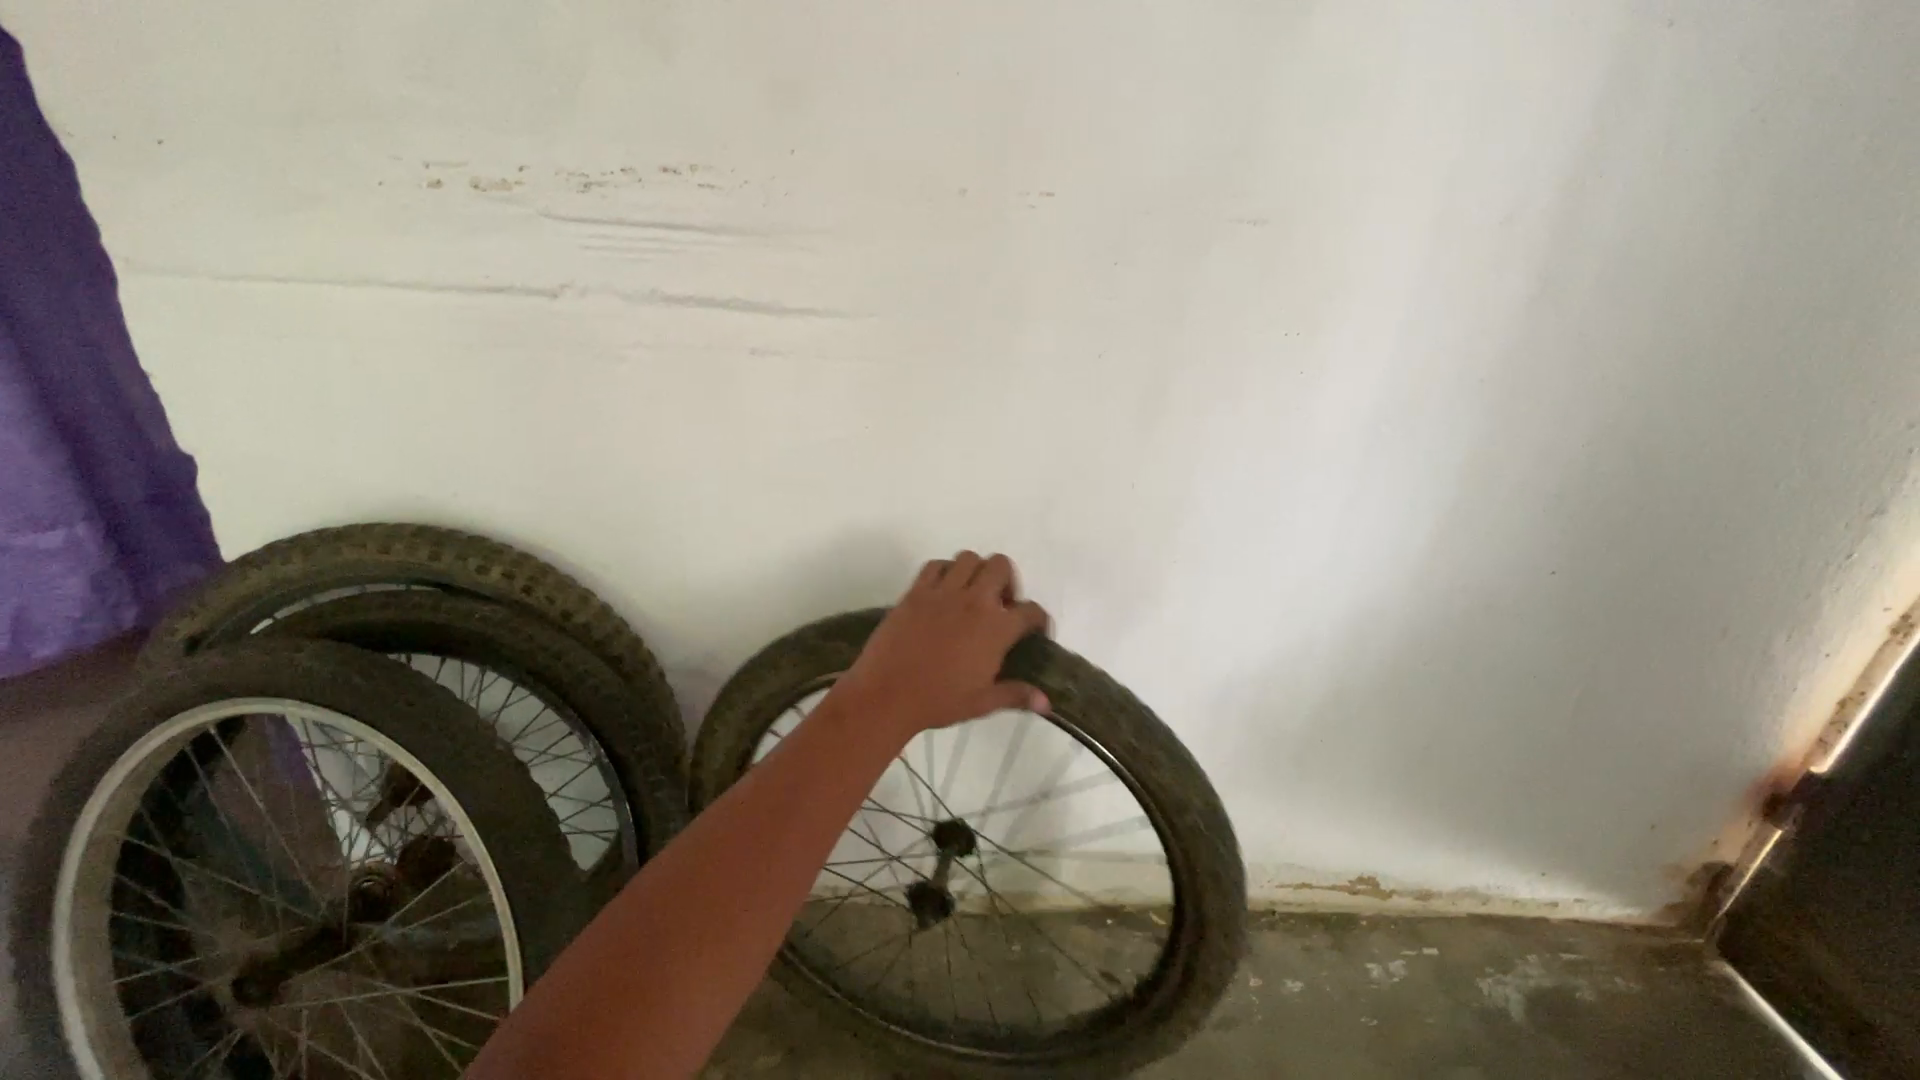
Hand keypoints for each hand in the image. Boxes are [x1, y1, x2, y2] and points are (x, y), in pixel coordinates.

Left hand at [826, 552, 1050, 744]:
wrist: (886, 694)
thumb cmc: (938, 701)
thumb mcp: (983, 702)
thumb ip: (1016, 695)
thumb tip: (1046, 703)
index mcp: (996, 629)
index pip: (1031, 611)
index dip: (1038, 619)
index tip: (1034, 630)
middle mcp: (974, 602)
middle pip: (1001, 566)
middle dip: (1007, 581)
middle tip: (1000, 604)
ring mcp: (942, 593)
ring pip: (968, 558)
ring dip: (976, 571)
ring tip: (972, 594)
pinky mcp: (915, 592)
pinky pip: (935, 565)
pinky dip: (944, 571)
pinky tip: (943, 592)